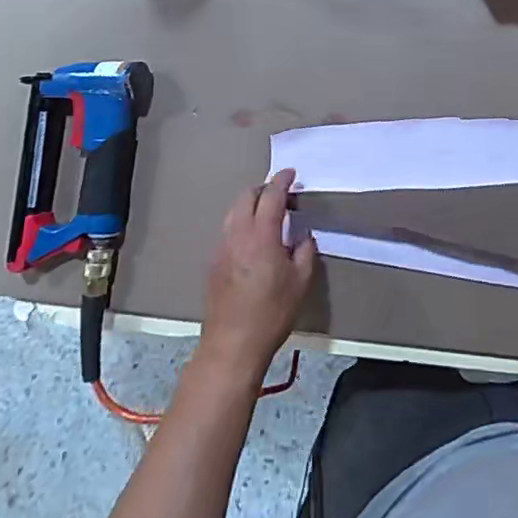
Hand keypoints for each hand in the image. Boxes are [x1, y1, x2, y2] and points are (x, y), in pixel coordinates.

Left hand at [197, 168, 318, 378]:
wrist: (232, 343)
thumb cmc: (272, 313)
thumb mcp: (300, 282)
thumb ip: (304, 252)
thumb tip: (303, 237)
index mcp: (261, 235)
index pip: (271, 196)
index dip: (281, 181)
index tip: (291, 173)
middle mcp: (237, 234)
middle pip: (246, 197)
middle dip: (263, 189)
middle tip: (281, 194)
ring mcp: (221, 247)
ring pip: (233, 212)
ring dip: (250, 205)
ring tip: (268, 214)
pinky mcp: (213, 262)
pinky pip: (228, 230)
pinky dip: (241, 223)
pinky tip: (253, 239)